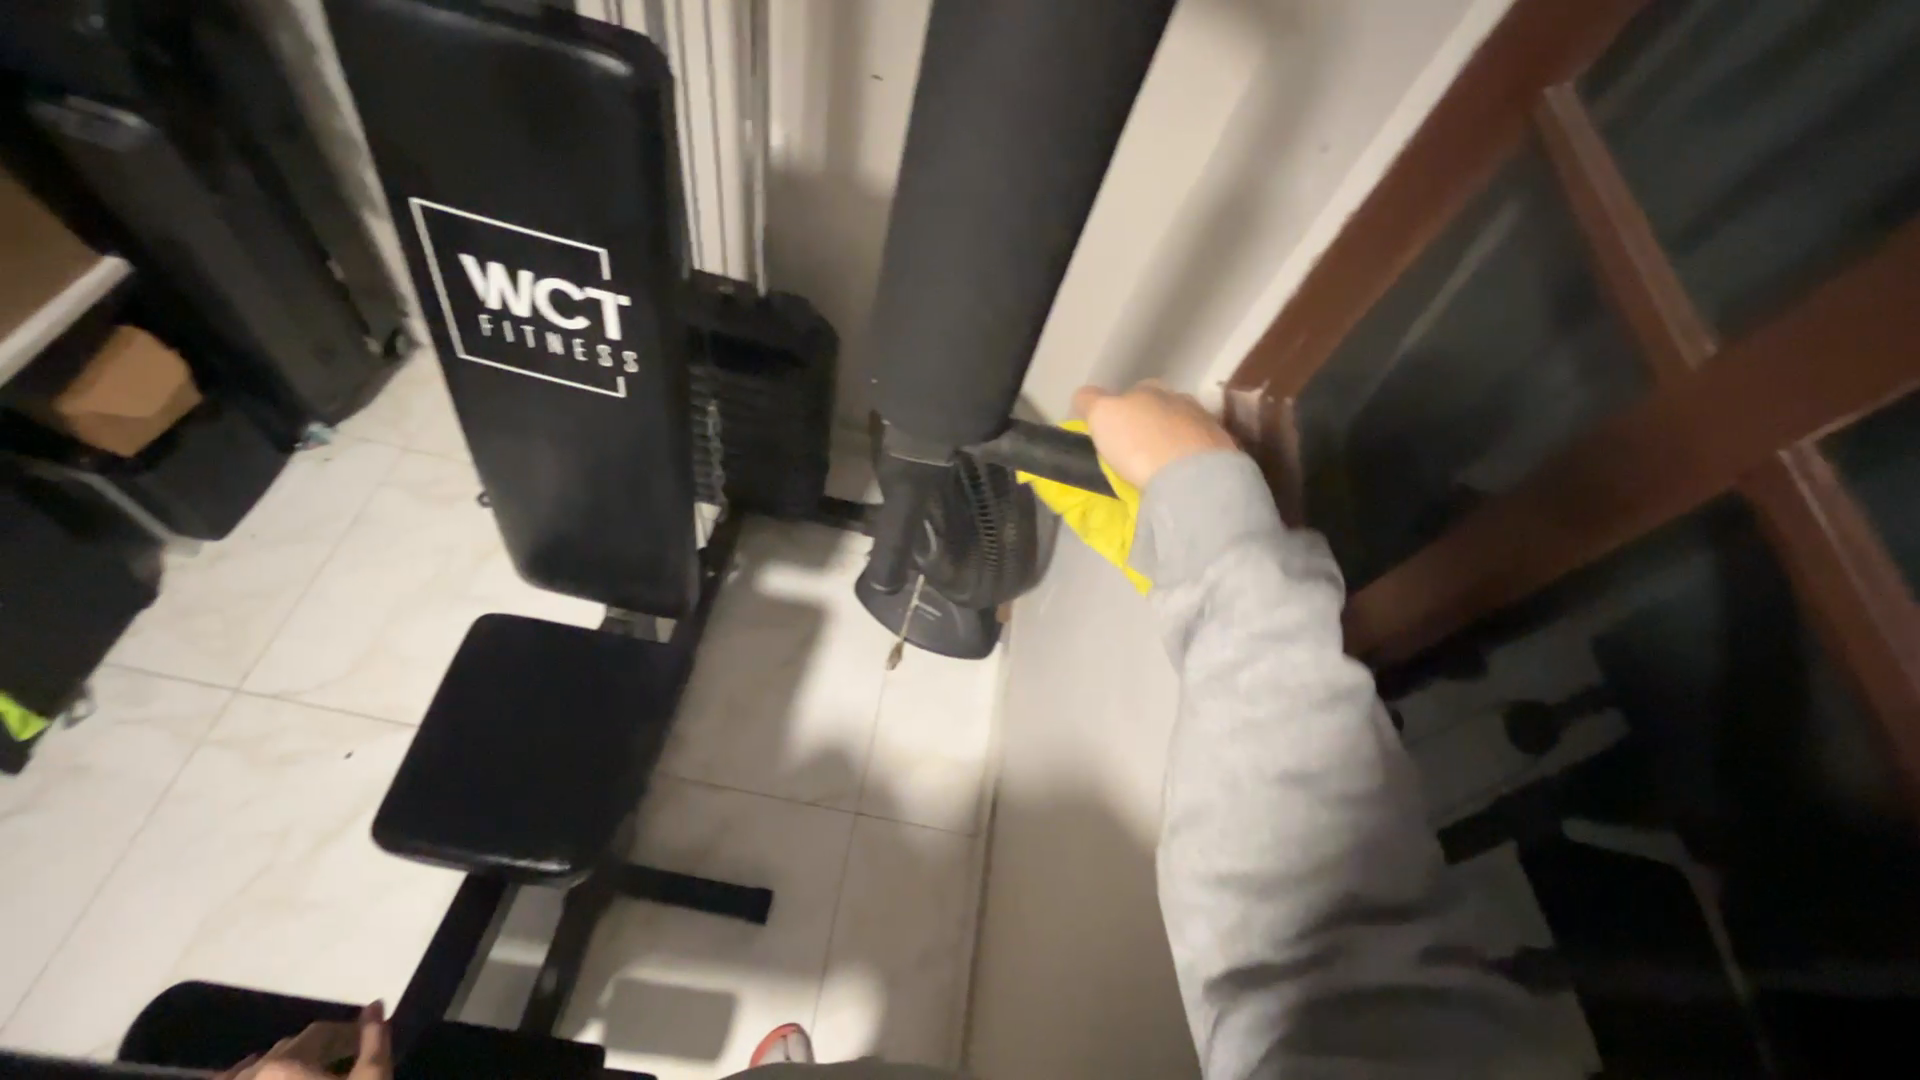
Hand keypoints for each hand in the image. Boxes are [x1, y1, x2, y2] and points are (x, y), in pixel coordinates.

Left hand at [216, 1001, 391, 1079]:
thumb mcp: (371, 1079)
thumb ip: (374, 1039)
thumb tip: (376, 1003)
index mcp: (285, 1062)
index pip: (320, 1033)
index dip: (347, 1033)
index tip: (363, 1043)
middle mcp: (252, 1072)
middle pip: (288, 1049)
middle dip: (315, 1051)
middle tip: (339, 1064)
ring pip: (255, 1069)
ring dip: (281, 1067)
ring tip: (306, 1076)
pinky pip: (228, 1079)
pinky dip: (243, 1076)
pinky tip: (263, 1076)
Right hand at [1072, 380, 1237, 489]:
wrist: (1192, 476)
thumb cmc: (1139, 442)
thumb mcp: (1102, 416)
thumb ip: (1090, 402)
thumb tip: (1084, 397)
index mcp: (1150, 389)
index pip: (1132, 391)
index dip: (1120, 408)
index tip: (1112, 431)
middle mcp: (1181, 400)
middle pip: (1161, 408)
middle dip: (1149, 423)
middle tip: (1135, 450)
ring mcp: (1206, 424)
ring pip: (1183, 428)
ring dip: (1172, 442)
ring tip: (1160, 466)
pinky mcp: (1223, 451)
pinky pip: (1200, 452)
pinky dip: (1189, 460)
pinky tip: (1180, 476)